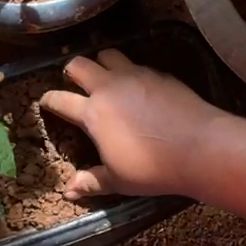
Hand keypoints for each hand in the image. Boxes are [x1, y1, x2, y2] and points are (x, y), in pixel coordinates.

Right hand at [39, 49, 227, 199]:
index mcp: (93, 112)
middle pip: (80, 65)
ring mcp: (135, 75)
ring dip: (101, 62)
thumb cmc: (153, 168)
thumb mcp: (118, 180)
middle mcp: (110, 87)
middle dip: (72, 71)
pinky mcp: (159, 73)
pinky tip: (138, 86)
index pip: (62, 100)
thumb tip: (68, 191)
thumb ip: (91, 182)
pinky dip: (130, 71)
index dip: (50, 99)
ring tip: (105, 75)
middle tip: (73, 80)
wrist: (199, 147)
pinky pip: (137, 64)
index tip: (45, 100)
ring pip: (109, 55)